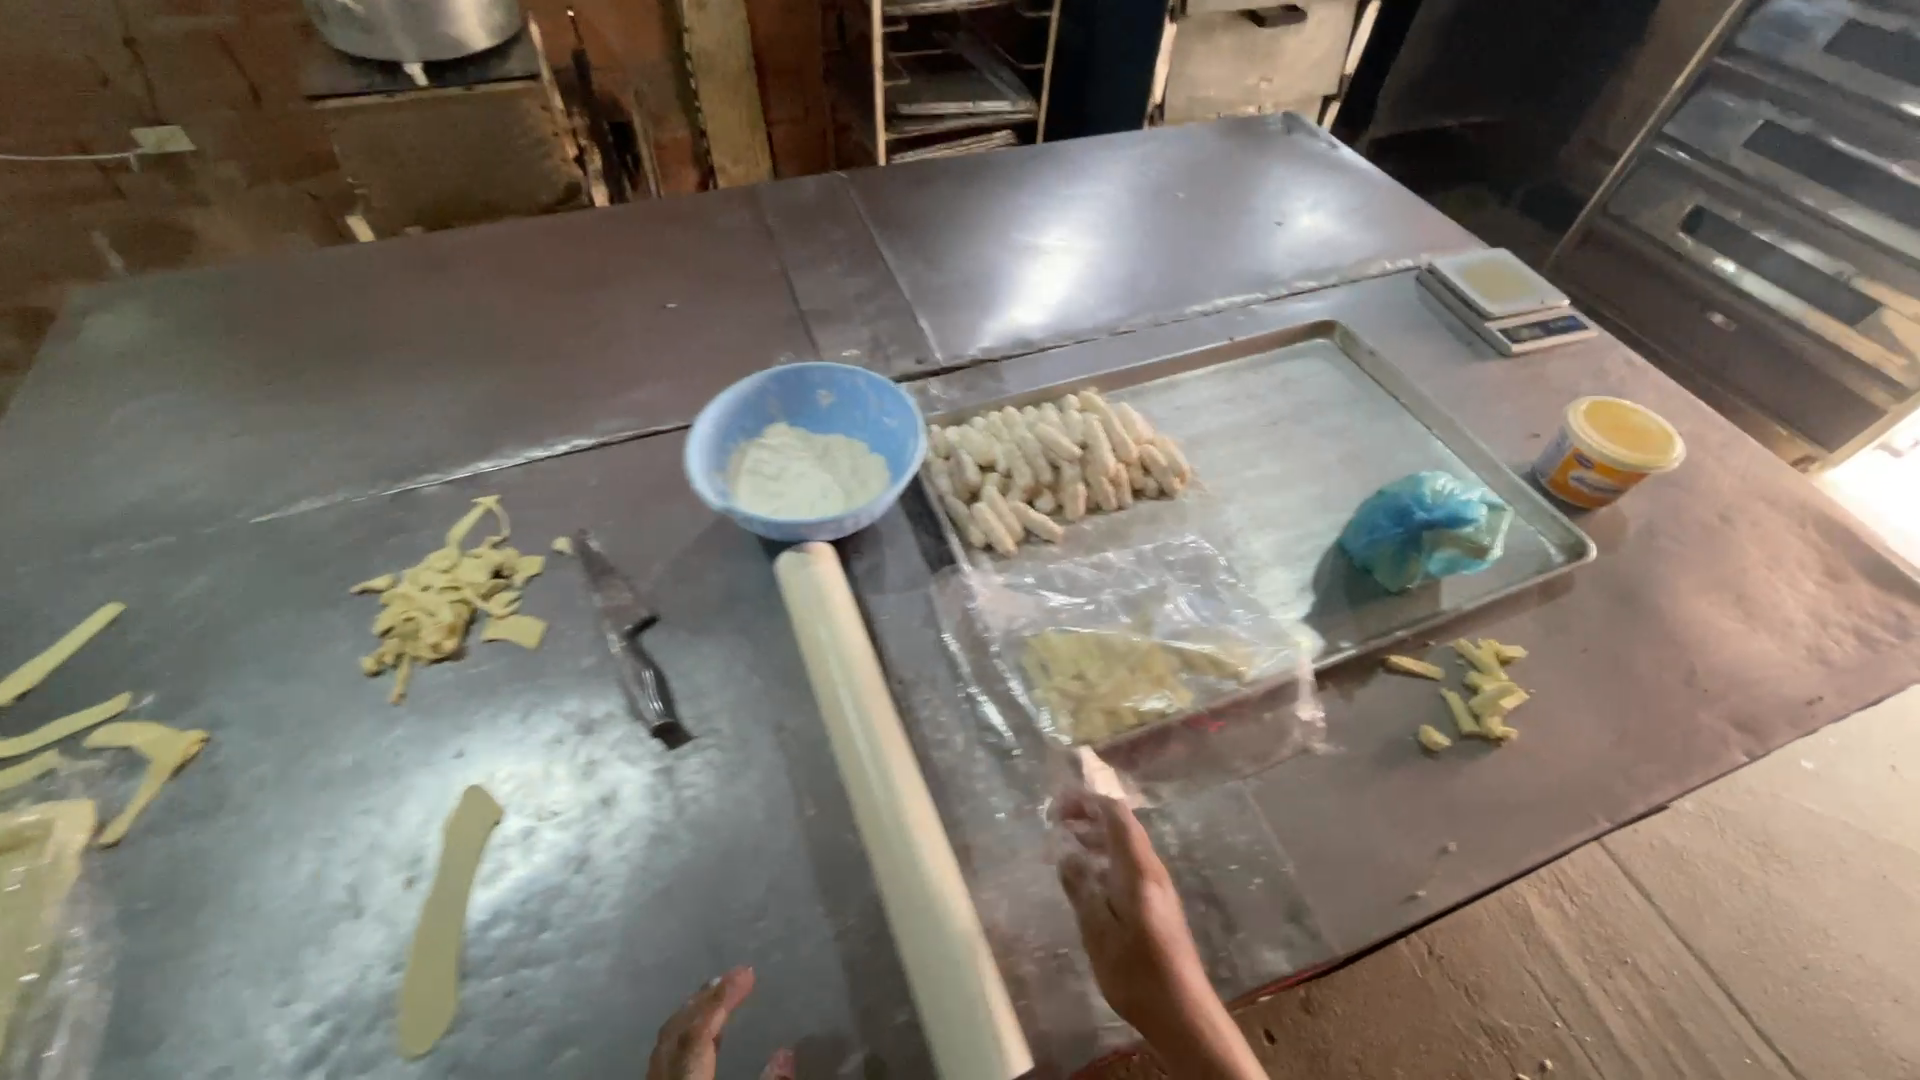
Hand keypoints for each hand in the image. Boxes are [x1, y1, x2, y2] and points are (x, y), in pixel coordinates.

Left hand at [646, 967, 795, 1079]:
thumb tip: (787, 1052)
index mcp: (685, 1077)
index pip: (699, 1031)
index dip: (723, 998)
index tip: (747, 971)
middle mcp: (664, 1075)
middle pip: (677, 1030)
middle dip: (705, 998)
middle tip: (734, 974)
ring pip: (666, 1040)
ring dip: (692, 1012)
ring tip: (718, 994)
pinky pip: (664, 1053)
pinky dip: (684, 1033)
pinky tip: (702, 1036)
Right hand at [1055, 791, 1265, 1079]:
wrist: (1182, 1011)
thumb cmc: (1137, 971)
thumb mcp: (1098, 931)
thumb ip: (1081, 888)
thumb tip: (1066, 853)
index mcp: (1137, 869)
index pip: (1116, 815)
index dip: (1087, 801)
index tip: (1057, 804)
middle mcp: (1151, 870)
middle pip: (1122, 825)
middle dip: (1089, 814)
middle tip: (1056, 818)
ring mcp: (1157, 887)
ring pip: (1125, 845)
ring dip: (1096, 835)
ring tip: (1066, 840)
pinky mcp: (1157, 904)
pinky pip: (1128, 864)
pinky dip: (1104, 856)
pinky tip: (1087, 875)